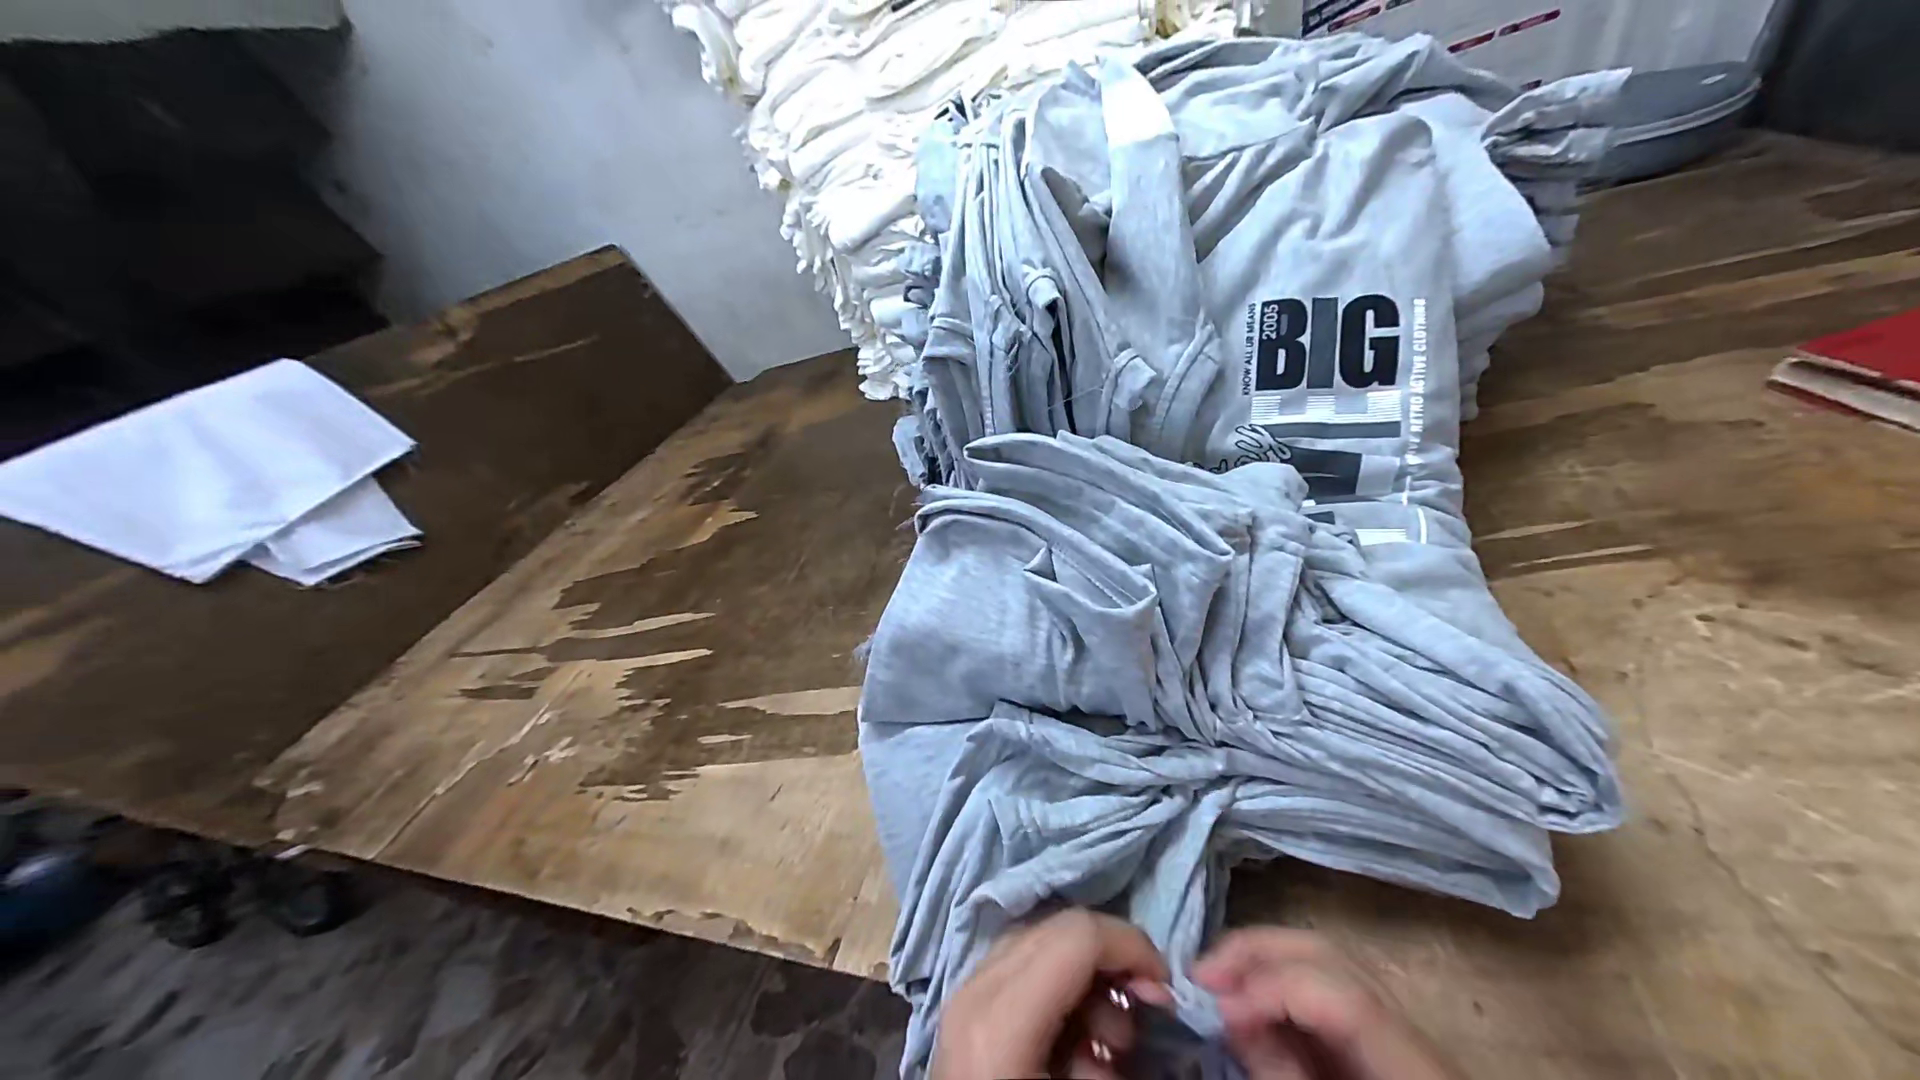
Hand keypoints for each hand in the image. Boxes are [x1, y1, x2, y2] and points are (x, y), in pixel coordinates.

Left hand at [932, 909, 1173, 1079]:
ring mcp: (963, 993)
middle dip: (1113, 961)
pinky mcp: (965, 1007)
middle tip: (1146, 1012)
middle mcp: (975, 989)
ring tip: (1111, 1045)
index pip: (1077, 935)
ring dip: (1088, 979)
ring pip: (1041, 942)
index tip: (1164, 993)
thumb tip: (1153, 998)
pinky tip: (1076, 1045)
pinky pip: (1022, 967)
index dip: (1132, 948)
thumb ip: (1119, 1048)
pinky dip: (1060, 989)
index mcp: (1000, 1020)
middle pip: (1059, 929)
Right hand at [1195, 929, 1458, 1079]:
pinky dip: (1272, 976)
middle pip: (1326, 952)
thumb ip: (1280, 1072)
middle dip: (1255, 951)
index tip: (1217, 1008)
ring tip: (1214, 979)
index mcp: (1419, 1066)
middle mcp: (1412, 1024)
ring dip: (1257, 958)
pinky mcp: (1375, 1026)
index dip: (1274, 989)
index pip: (1344, 997)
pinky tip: (1243, 994)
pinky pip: (1318, 979)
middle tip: (1202, 974)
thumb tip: (1230, 1014)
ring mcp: (1396, 1017)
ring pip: (1319, 955)